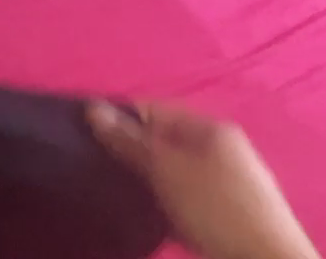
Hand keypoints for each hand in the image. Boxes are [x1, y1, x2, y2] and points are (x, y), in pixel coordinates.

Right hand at [87, 100, 318, 258]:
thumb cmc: (216, 211)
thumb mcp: (164, 169)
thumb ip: (127, 138)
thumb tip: (92, 107)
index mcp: (212, 129)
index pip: (151, 110)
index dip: (119, 120)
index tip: (90, 137)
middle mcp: (225, 150)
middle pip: (163, 142)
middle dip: (134, 154)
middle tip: (106, 169)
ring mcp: (233, 186)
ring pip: (175, 173)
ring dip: (151, 183)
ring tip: (126, 195)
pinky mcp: (235, 218)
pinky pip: (189, 199)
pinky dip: (170, 206)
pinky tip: (155, 219)